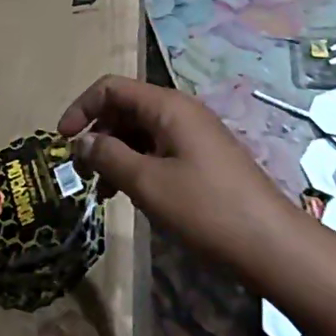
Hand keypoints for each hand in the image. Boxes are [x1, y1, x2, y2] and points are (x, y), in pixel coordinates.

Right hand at [58, 76, 297, 278]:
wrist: (274, 247)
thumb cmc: (207, 209)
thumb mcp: (148, 183)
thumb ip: (108, 156)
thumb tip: (81, 141)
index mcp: (167, 106)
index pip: (112, 88)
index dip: (81, 107)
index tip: (62, 140)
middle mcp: (180, 112)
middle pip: (125, 108)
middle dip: (98, 134)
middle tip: (81, 171)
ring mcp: (195, 135)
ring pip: (141, 132)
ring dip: (116, 154)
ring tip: (103, 192)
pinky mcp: (204, 159)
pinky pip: (159, 150)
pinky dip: (138, 166)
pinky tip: (133, 196)